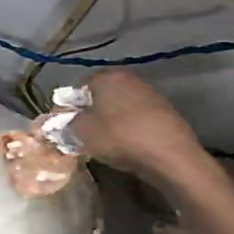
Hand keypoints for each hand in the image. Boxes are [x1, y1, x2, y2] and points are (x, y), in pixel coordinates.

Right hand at [69, 70, 206, 182]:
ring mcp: (149, 93)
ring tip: (109, 142)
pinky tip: (131, 144)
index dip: (71, 107)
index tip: (69, 125)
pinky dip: (131, 127)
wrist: (171, 156)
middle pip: (101, 94)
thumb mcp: (82, 133)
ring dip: (112, 120)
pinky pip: (138, 117)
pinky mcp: (165, 110)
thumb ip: (67, 124)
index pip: (79, 87)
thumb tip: (63, 122)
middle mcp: (128, 78)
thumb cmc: (119, 138)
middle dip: (92, 112)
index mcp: (106, 77)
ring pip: (120, 105)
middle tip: (87, 134)